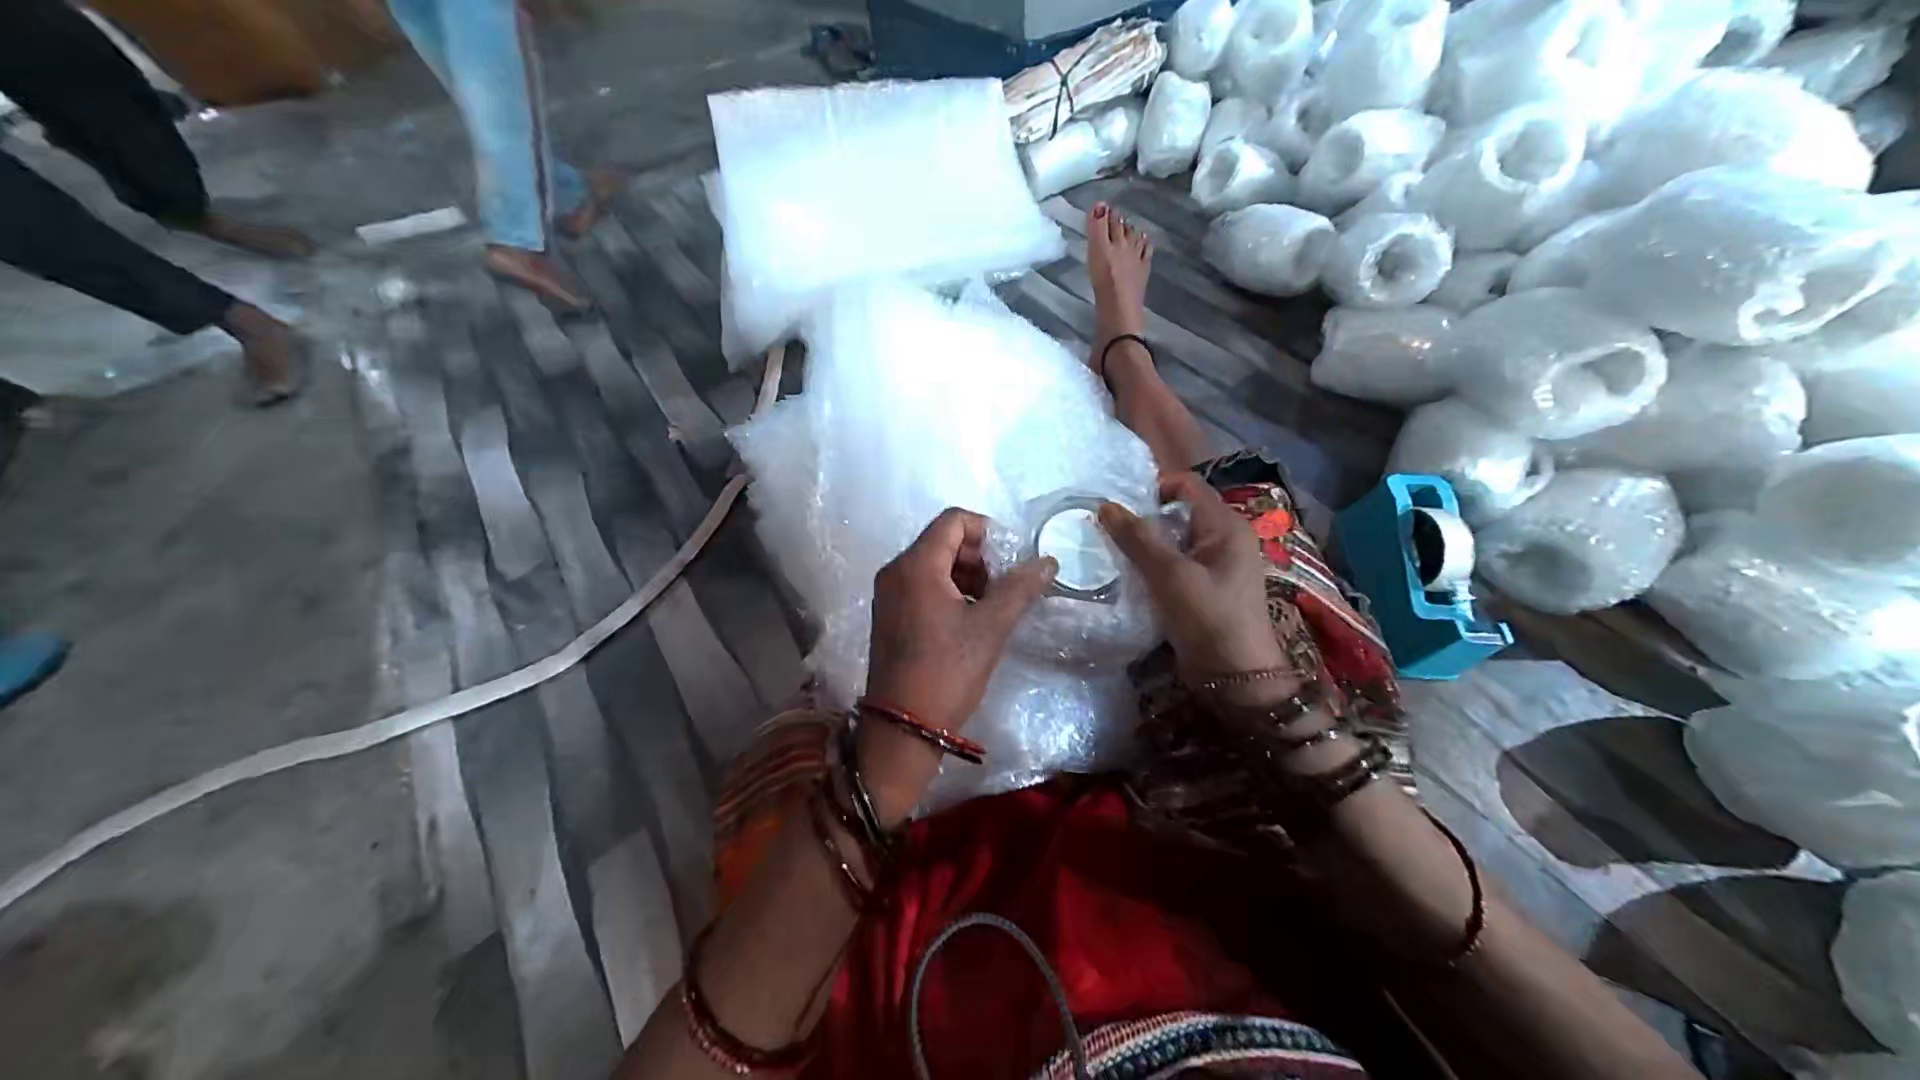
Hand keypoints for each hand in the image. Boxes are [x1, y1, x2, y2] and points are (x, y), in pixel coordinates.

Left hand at [860, 508, 1056, 817]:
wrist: (902, 726)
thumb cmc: (947, 671)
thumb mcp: (990, 627)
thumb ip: (1020, 587)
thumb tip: (1048, 561)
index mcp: (916, 565)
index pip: (953, 520)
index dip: (987, 531)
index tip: (1010, 561)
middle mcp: (895, 571)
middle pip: (942, 540)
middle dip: (979, 557)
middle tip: (1003, 587)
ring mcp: (888, 594)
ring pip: (933, 564)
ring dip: (967, 575)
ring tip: (991, 607)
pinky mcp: (889, 615)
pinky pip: (922, 585)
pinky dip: (949, 591)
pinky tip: (970, 620)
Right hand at [1098, 473, 1287, 678]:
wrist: (1236, 677)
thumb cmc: (1210, 619)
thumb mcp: (1171, 575)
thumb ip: (1138, 539)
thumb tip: (1105, 506)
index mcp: (1225, 525)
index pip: (1186, 485)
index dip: (1152, 488)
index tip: (1119, 508)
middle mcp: (1223, 538)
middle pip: (1176, 512)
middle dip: (1143, 519)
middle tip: (1108, 532)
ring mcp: (1215, 564)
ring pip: (1171, 541)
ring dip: (1144, 546)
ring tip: (1113, 555)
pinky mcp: (1204, 587)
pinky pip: (1173, 564)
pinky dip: (1152, 567)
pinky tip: (1130, 578)